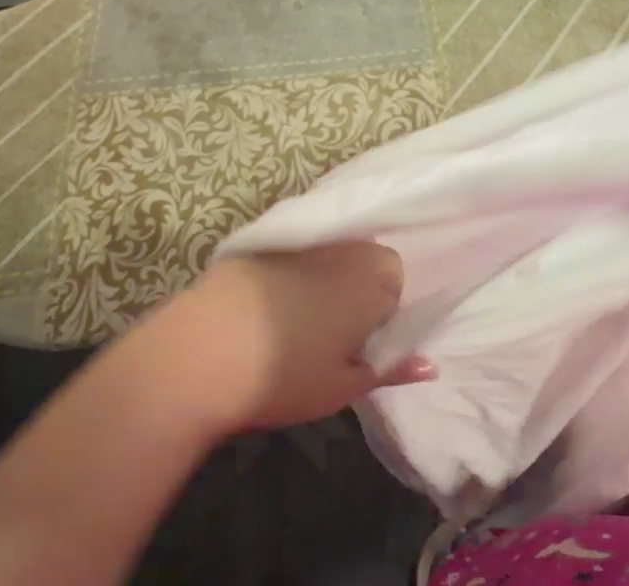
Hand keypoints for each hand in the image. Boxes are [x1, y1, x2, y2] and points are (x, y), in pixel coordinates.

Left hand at [154, 242, 434, 434]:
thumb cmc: (284, 376)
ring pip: (327, 256)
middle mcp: (342, 248)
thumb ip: (390, 369)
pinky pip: (289, 255)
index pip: (398, 285)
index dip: (381, 316)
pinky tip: (261, 311)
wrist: (198, 354)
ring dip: (322, 280)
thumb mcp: (343, 386)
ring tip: (294, 324)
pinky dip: (285, 275)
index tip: (357, 346)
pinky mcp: (257, 243)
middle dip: (356, 289)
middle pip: (365, 260)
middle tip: (330, 336)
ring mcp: (298, 242)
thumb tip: (430, 364)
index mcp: (372, 279)